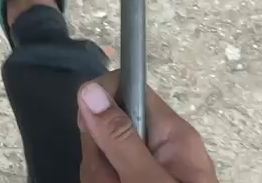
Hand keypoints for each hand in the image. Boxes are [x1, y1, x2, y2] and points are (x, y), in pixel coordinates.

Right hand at [77, 71, 217, 182]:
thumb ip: (119, 138)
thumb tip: (89, 89)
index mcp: (172, 134)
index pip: (126, 87)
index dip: (101, 101)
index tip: (90, 128)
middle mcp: (157, 146)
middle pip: (105, 126)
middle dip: (99, 160)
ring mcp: (143, 170)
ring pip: (98, 158)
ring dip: (99, 181)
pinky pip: (103, 177)